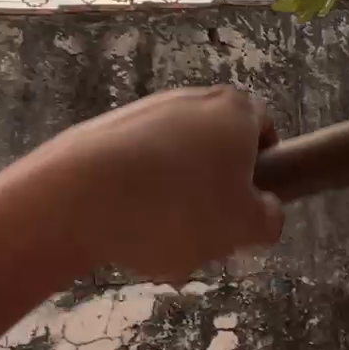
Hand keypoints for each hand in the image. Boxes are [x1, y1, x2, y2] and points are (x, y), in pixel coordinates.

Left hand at [11, 85, 284, 282]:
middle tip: (207, 236)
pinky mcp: (103, 131)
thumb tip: (266, 212)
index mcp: (235, 110)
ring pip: (174, 163)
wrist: (78, 198)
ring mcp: (145, 111)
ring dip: (174, 204)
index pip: (265, 129)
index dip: (265, 168)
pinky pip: (134, 168)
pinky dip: (135, 199)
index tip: (251, 204)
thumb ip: (269, 219)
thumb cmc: (179, 208)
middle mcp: (193, 99)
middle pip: (217, 149)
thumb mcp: (245, 227)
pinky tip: (124, 237)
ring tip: (159, 249)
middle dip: (214, 194)